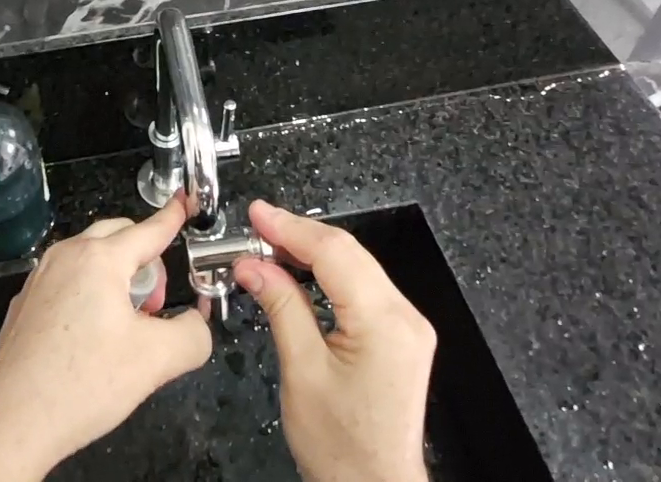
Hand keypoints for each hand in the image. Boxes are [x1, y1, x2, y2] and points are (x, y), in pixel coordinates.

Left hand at [0, 200, 210, 481]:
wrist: (11, 424)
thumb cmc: (80, 385)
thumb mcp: (157, 360)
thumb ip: (193, 334)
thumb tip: (196, 324)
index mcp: (100, 259)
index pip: (148, 230)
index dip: (172, 217)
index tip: (182, 203)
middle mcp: (66, 257)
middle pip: (119, 237)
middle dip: (146, 261)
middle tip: (155, 303)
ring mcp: (40, 278)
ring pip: (91, 260)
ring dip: (117, 279)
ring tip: (125, 326)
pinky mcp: (25, 304)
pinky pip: (67, 282)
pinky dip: (89, 294)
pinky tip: (90, 341)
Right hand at [234, 200, 435, 481]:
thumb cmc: (341, 447)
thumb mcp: (302, 372)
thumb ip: (281, 306)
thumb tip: (254, 264)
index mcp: (384, 323)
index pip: (334, 253)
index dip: (290, 227)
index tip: (257, 213)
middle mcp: (404, 316)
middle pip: (348, 252)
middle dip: (298, 234)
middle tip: (256, 227)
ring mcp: (406, 324)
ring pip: (356, 264)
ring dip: (312, 250)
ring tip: (269, 243)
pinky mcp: (400, 333)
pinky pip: (362, 284)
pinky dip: (328, 271)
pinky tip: (300, 269)